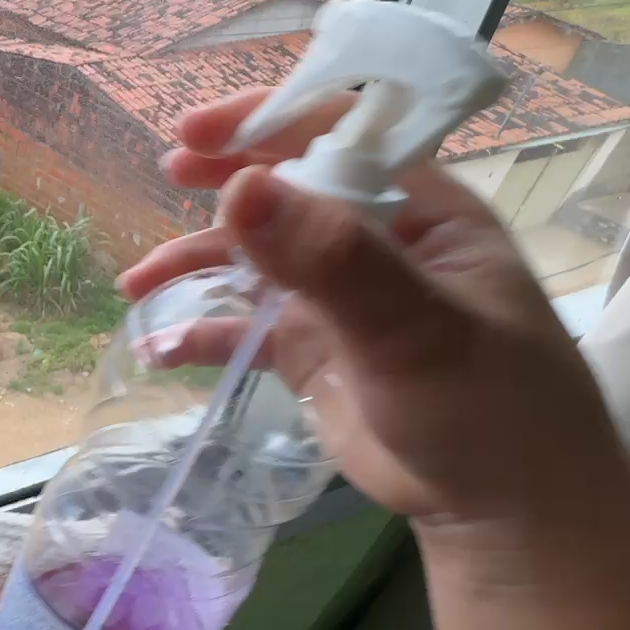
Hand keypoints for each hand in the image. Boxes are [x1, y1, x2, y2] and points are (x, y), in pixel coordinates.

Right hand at [119, 88, 629, 545]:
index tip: (196, 134)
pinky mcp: (307, 352)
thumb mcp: (411, 329)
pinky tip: (158, 350)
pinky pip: (240, 330)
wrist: (494, 506)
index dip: (268, 122)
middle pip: (286, 192)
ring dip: (192, 266)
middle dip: (224, 181)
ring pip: (251, 263)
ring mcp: (335, 300)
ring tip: (135, 287)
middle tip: (165, 173)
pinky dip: (197, 334)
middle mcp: (372, 246)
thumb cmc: (484, 408)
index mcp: (419, 214)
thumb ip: (329, 259)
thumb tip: (238, 190)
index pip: (340, 138)